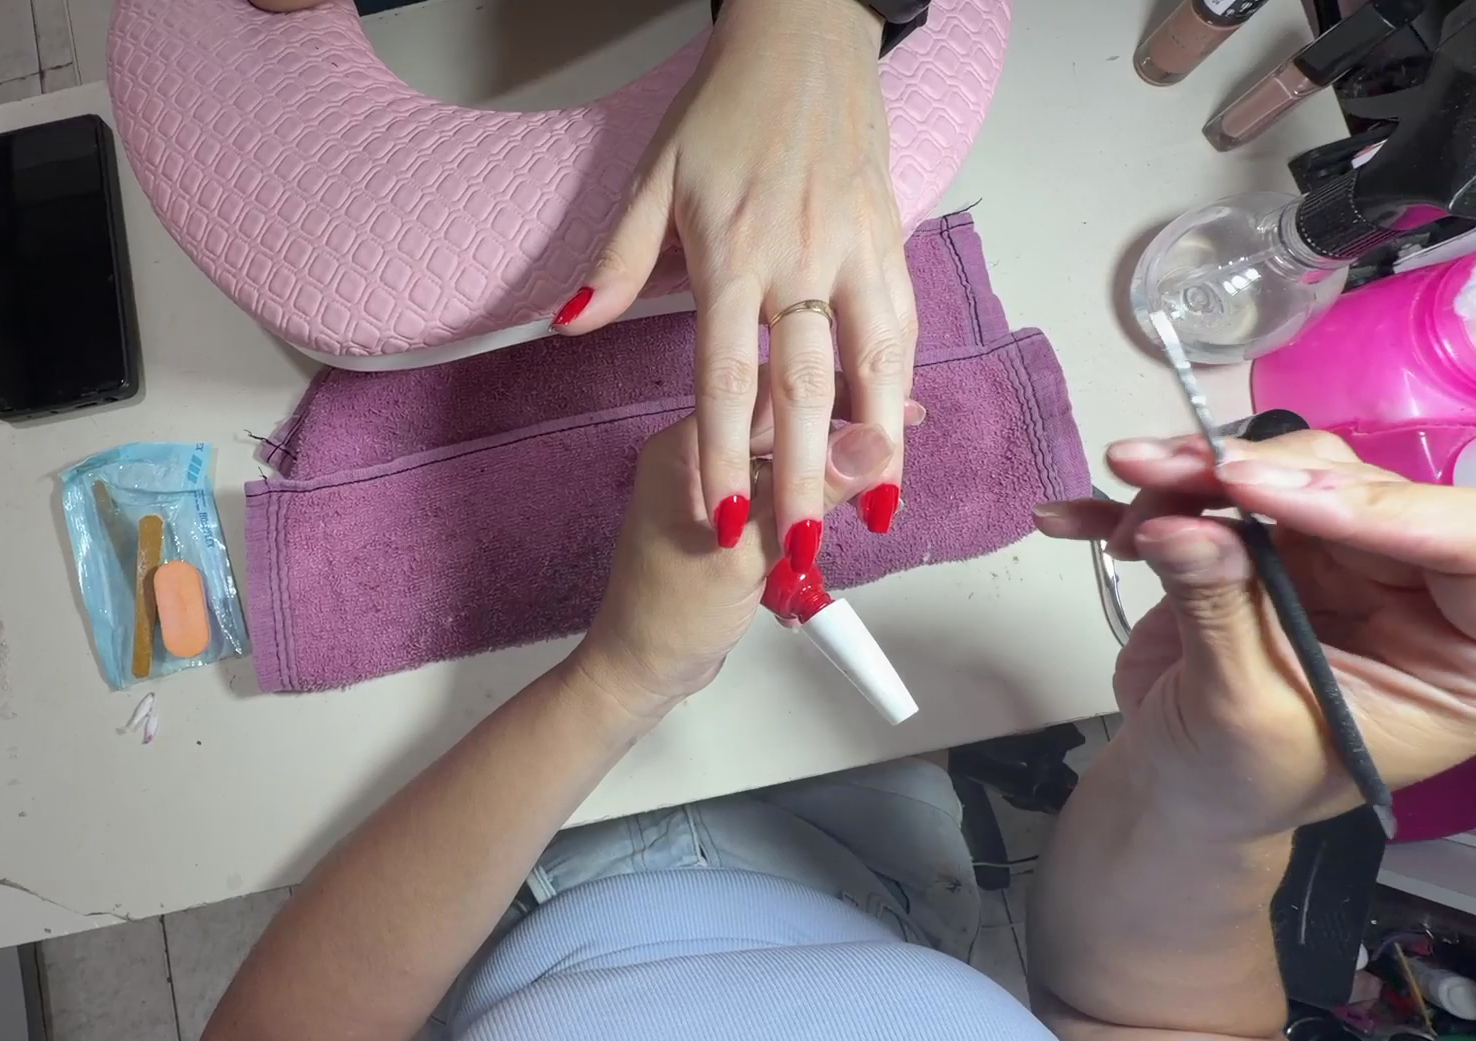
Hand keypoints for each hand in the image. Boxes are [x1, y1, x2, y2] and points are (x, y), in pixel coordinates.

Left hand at [553, 0, 914, 559]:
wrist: (804, 34)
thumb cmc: (721, 112)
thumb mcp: (651, 178)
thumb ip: (616, 263)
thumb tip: (570, 325)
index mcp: (733, 257)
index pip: (725, 381)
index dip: (723, 458)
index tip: (727, 522)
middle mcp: (799, 262)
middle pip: (803, 392)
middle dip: (805, 481)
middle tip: (803, 552)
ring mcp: (854, 251)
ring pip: (874, 365)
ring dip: (876, 448)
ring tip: (877, 514)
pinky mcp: (890, 240)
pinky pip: (903, 327)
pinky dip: (904, 388)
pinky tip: (899, 436)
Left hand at [572, 413, 896, 724]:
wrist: (642, 669)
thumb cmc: (675, 612)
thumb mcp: (746, 554)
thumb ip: (810, 495)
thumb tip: (878, 438)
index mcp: (683, 447)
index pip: (763, 396)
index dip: (832, 394)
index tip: (897, 405)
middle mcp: (696, 457)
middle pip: (778, 430)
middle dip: (836, 442)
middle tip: (901, 449)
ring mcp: (710, 490)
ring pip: (782, 467)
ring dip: (824, 482)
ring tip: (880, 492)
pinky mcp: (725, 522)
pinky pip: (775, 500)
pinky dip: (804, 513)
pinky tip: (841, 520)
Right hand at [1035, 431, 1475, 839]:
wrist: (1178, 784)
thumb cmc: (1243, 775)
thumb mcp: (1243, 708)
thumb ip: (1222, 614)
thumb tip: (1177, 529)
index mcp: (1472, 644)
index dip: (1377, 506)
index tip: (1252, 492)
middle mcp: (1408, 585)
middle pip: (1350, 491)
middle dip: (1246, 475)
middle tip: (1155, 469)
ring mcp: (1322, 563)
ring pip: (1267, 482)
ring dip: (1181, 482)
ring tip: (1117, 501)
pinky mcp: (1242, 555)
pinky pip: (1188, 512)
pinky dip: (1121, 512)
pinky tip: (1067, 519)